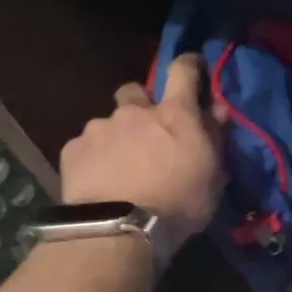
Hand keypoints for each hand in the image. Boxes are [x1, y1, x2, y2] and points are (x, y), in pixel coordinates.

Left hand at [60, 54, 224, 246]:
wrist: (120, 227)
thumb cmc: (181, 202)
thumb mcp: (214, 175)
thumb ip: (215, 138)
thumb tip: (218, 110)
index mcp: (176, 115)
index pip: (182, 72)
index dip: (189, 65)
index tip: (193, 65)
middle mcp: (134, 112)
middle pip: (134, 92)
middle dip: (141, 105)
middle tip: (149, 132)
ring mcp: (99, 128)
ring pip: (110, 122)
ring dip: (119, 136)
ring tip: (124, 166)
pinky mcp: (73, 149)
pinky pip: (88, 144)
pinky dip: (97, 156)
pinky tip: (103, 178)